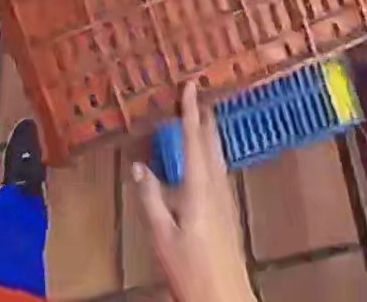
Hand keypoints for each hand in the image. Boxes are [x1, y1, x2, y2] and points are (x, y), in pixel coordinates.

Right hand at [132, 83, 255, 301]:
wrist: (225, 295)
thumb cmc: (190, 268)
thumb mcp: (162, 236)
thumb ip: (151, 199)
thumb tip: (138, 166)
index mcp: (199, 186)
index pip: (194, 138)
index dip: (190, 110)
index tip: (190, 85)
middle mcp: (216, 183)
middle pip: (210, 140)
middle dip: (203, 115)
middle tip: (195, 93)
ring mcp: (225, 194)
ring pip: (216, 152)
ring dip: (207, 131)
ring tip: (200, 116)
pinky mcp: (227, 206)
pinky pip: (217, 166)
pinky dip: (209, 150)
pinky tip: (204, 157)